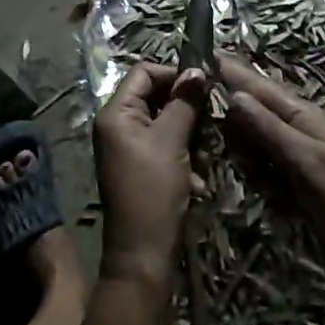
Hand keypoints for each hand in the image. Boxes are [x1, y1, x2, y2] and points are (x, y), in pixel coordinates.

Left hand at [94, 62, 204, 284]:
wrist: (142, 253)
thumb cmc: (154, 190)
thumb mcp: (172, 141)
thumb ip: (184, 102)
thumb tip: (197, 70)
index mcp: (115, 112)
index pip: (144, 72)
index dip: (174, 74)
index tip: (205, 87)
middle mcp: (116, 124)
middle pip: (156, 98)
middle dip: (186, 113)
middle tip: (210, 128)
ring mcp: (127, 147)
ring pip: (166, 125)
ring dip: (189, 140)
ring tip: (202, 162)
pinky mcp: (140, 167)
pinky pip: (165, 149)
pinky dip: (183, 160)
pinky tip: (196, 181)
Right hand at [220, 53, 324, 268]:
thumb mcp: (305, 160)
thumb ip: (269, 127)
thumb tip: (233, 94)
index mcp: (301, 113)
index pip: (256, 83)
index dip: (229, 68)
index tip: (199, 51)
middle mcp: (297, 122)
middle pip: (254, 98)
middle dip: (226, 84)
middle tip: (190, 75)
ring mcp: (297, 145)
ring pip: (256, 119)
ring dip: (231, 108)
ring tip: (199, 98)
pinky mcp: (295, 167)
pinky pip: (261, 144)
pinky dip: (242, 136)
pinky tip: (226, 138)